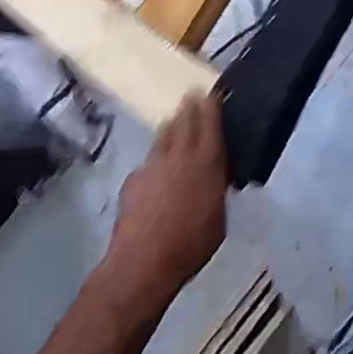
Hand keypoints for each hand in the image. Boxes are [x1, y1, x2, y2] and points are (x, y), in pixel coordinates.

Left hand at [105, 92, 227, 296]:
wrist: (144, 261)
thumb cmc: (193, 242)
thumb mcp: (219, 216)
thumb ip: (217, 190)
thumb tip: (216, 178)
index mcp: (207, 161)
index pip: (210, 122)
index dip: (210, 104)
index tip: (210, 92)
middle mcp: (179, 155)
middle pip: (184, 120)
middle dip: (189, 106)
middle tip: (191, 95)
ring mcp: (153, 164)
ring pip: (163, 136)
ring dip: (170, 127)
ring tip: (173, 124)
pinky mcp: (133, 179)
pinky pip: (148, 162)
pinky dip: (155, 162)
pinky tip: (155, 174)